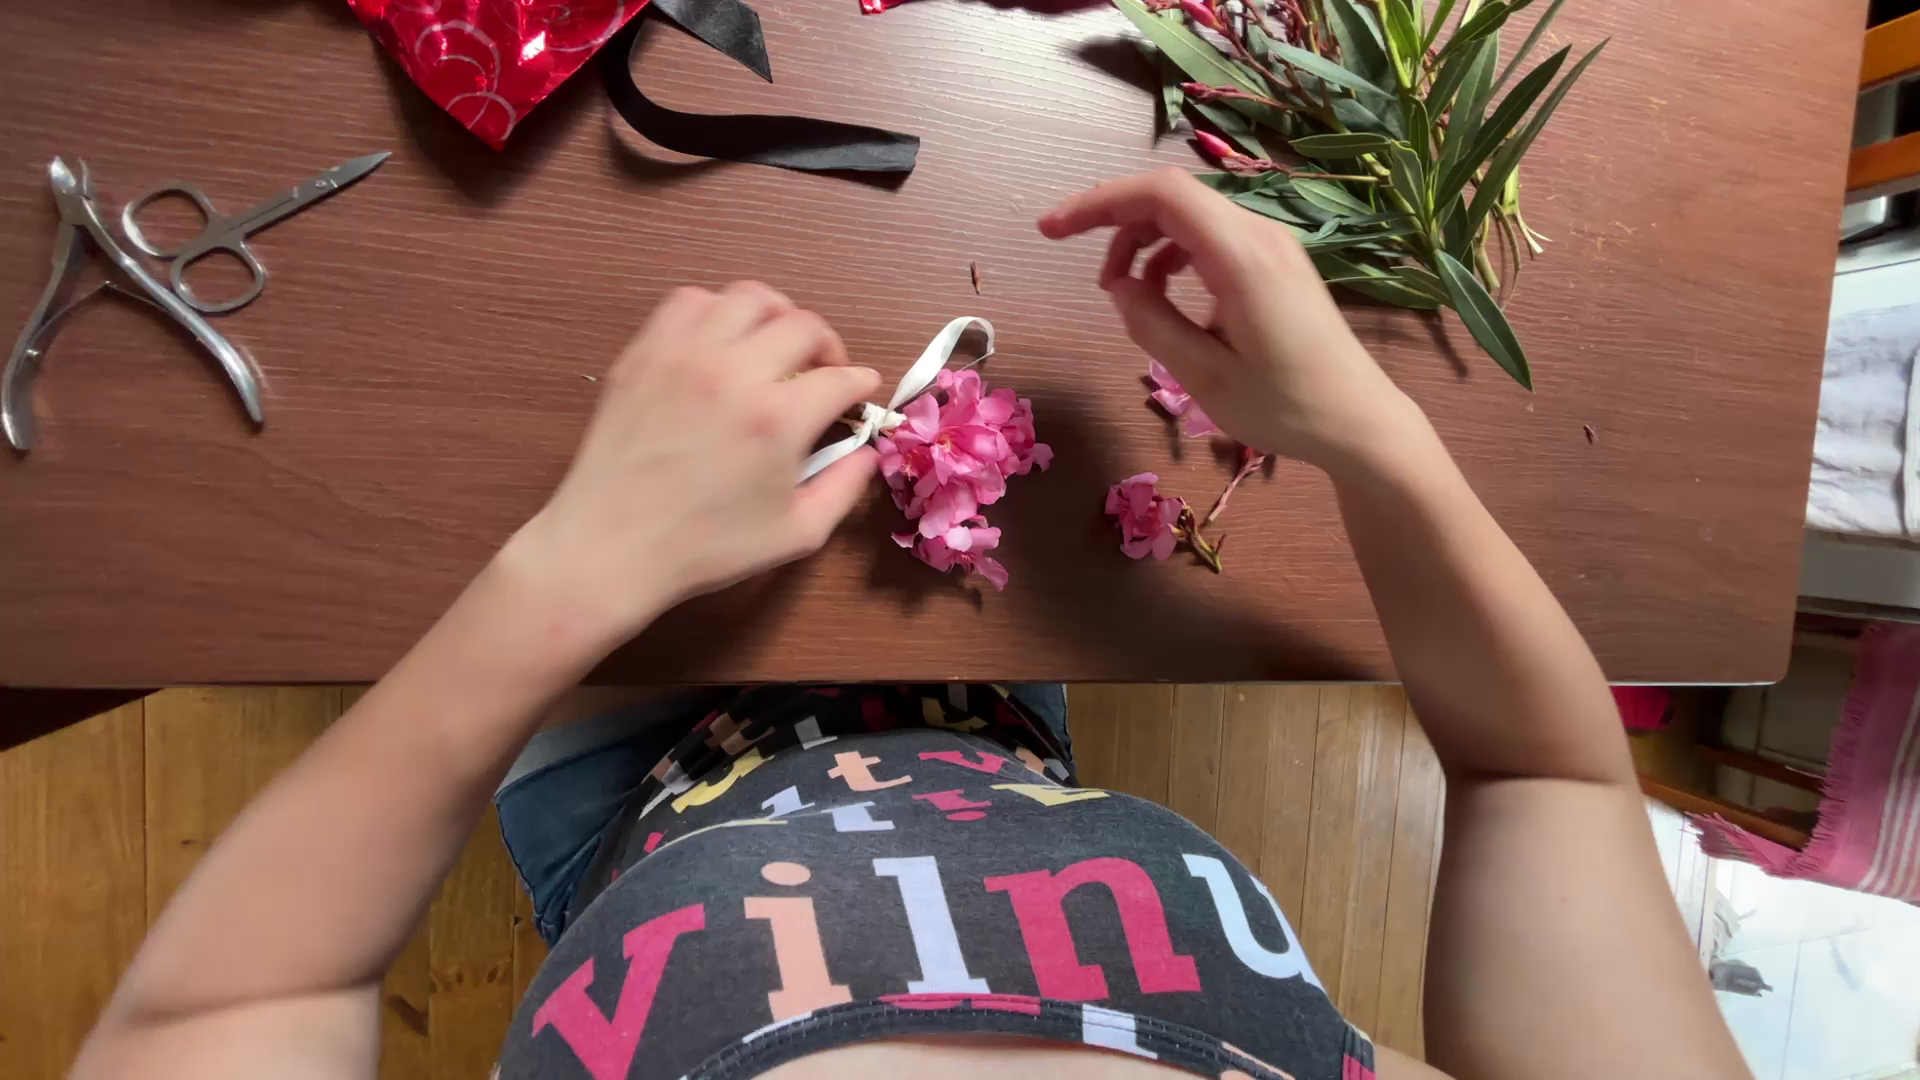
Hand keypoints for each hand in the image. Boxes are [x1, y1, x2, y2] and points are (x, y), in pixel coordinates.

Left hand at [500, 282, 880, 657]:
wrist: (612, 546)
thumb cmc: (707, 546)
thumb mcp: (797, 533)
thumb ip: (845, 488)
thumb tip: (867, 452)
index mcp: (778, 419)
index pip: (840, 377)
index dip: (862, 384)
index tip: (862, 393)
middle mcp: (735, 372)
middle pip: (802, 324)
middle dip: (828, 345)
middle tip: (825, 371)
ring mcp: (684, 354)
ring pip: (748, 298)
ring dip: (777, 316)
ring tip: (776, 346)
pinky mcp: (645, 353)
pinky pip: (690, 301)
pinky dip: (719, 311)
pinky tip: (723, 343)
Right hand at [1038, 167, 1412, 464]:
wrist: (1355, 421)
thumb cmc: (1282, 406)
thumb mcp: (1204, 375)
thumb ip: (1152, 324)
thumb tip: (1119, 287)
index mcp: (1241, 257)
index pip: (1160, 195)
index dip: (1099, 202)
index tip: (1051, 231)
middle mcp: (1259, 235)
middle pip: (1174, 199)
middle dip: (1118, 225)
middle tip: (1095, 283)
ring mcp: (1271, 247)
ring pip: (1191, 218)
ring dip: (1146, 245)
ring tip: (1126, 296)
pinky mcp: (1274, 265)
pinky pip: (1211, 241)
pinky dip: (1173, 258)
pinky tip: (1166, 297)